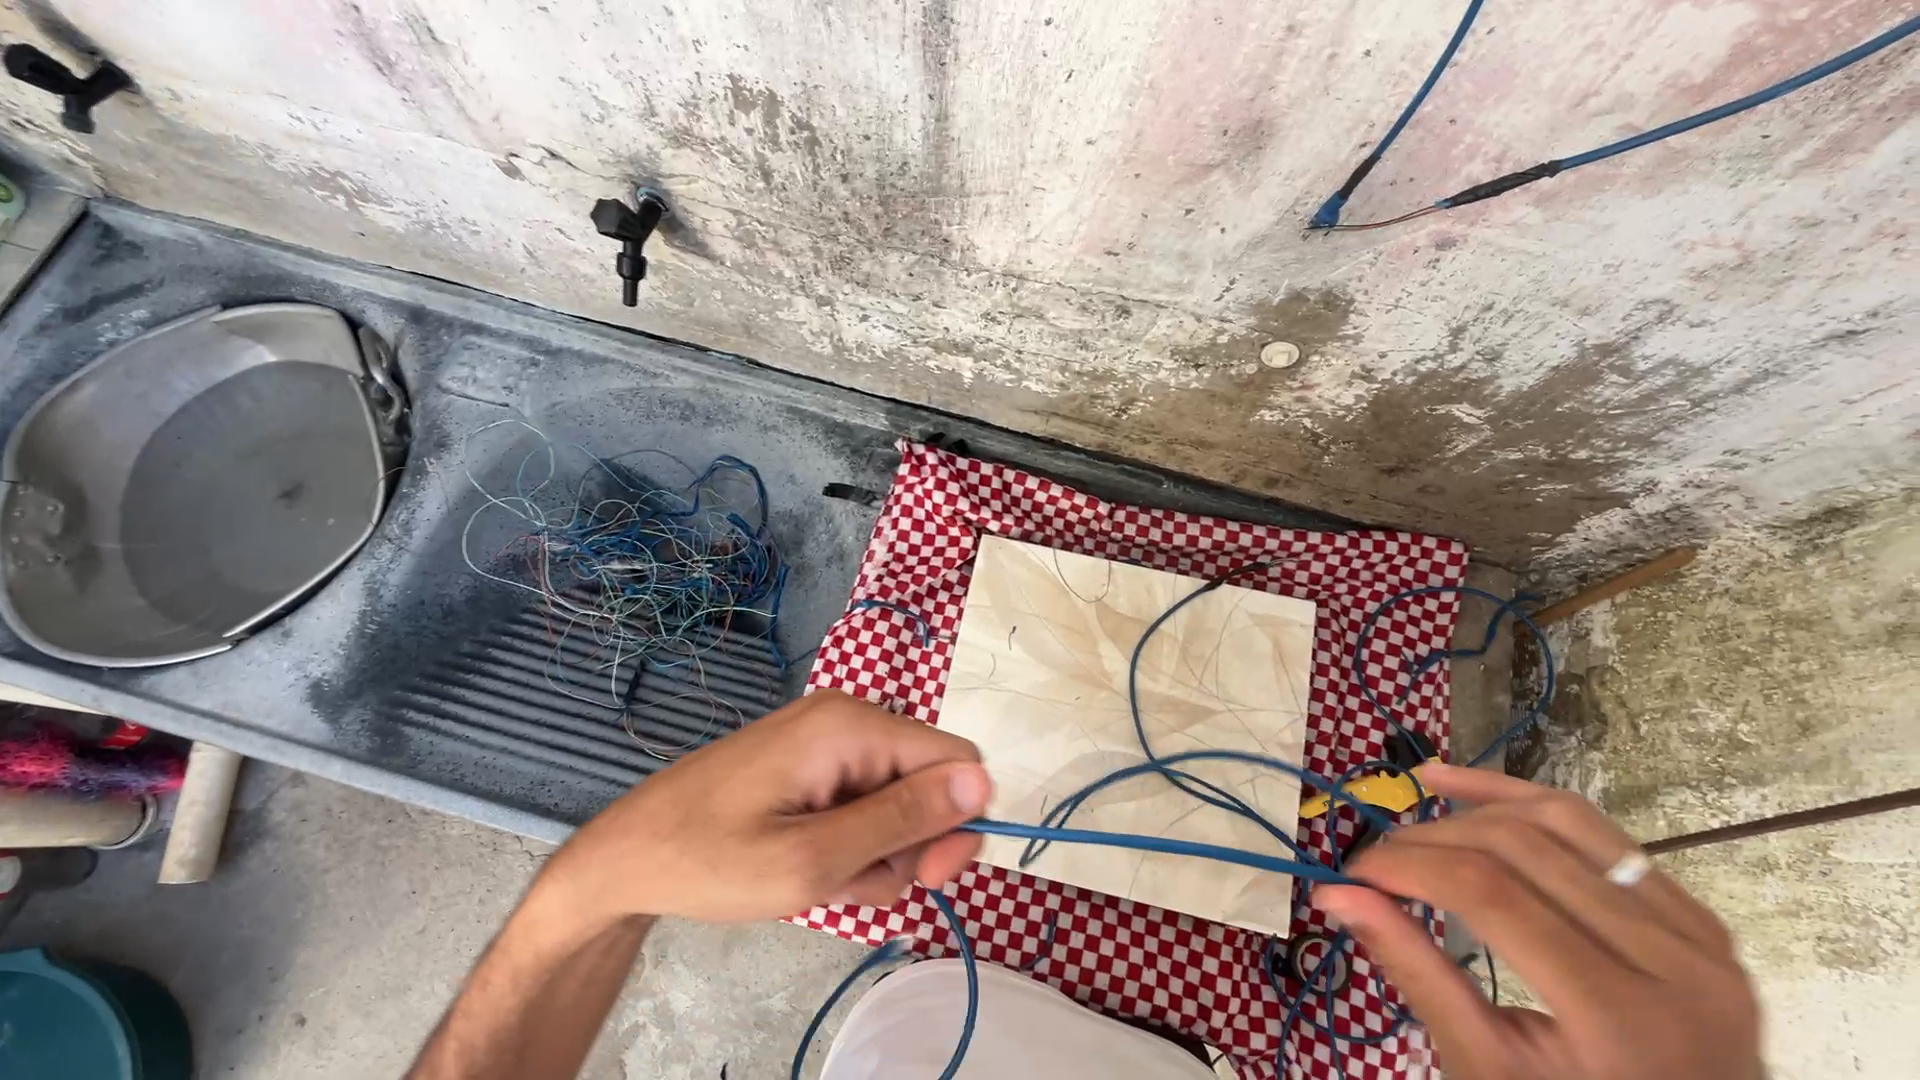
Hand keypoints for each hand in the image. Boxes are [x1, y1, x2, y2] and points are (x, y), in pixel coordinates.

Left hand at [546, 689, 991, 922]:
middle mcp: (847, 719)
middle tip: (855, 883)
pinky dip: (849, 842)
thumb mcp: (813, 858)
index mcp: (853, 727)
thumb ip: (903, 820)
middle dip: (906, 844)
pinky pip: (861, 801)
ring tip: (818, 877)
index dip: (957, 821)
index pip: (957, 760)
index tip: (927, 876)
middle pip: (927, 782)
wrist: (626, 856)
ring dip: (873, 852)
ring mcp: (826, 740)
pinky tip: (808, 864)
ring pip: (896, 801)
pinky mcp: (811, 763)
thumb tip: (984, 783)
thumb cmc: (710, 860)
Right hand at [1313, 763, 1761, 1079]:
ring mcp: (1697, 932)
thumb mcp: (1483, 1066)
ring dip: (1471, 810)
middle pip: (1520, 849)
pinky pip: (1597, 831)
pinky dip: (1520, 800)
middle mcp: (1676, 961)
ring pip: (1559, 820)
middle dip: (1428, 841)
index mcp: (1623, 1016)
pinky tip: (1462, 788)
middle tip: (1374, 863)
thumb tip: (1334, 893)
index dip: (1408, 867)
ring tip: (1412, 826)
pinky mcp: (1696, 915)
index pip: (1490, 895)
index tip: (1350, 873)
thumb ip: (1413, 969)